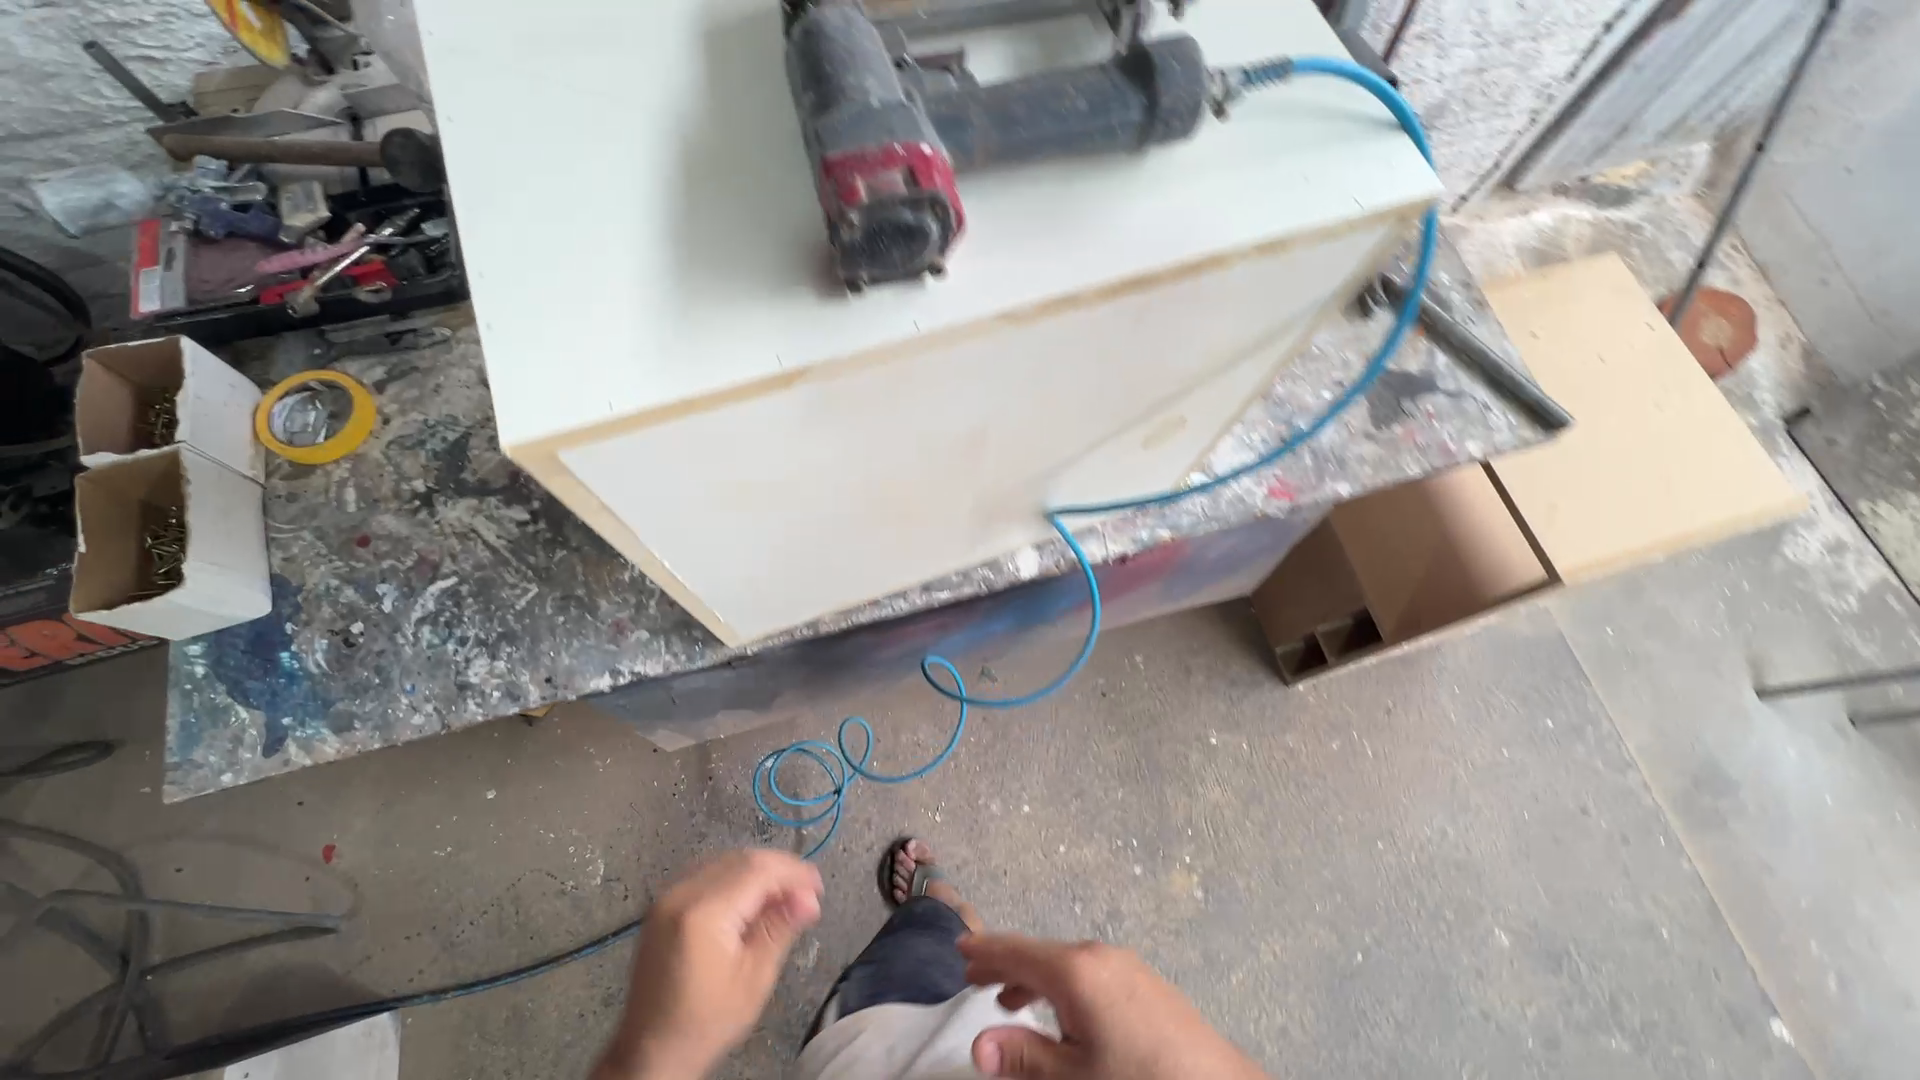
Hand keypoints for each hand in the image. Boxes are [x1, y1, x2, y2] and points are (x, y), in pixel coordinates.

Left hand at [595, 849, 823, 1079]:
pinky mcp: (662, 905)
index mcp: (703, 913)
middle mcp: (681, 893)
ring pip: (724, 862)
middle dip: (778, 869)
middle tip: (806, 891)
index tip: (818, 886)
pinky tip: (751, 899)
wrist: (649, 1053)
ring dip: (758, 870)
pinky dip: (734, 877)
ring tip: (784, 895)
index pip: (758, 870)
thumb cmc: (707, 1022)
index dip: (793, 872)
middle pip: (741, 860)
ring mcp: (667, 897)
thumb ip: (780, 928)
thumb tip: (811, 896)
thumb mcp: (754, 979)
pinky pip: (706, 874)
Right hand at [959, 934, 1268, 1079]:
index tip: (958, 947)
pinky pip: (1088, 972)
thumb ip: (1023, 1058)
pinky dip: (1061, 985)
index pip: (1017, 951)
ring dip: (1033, 978)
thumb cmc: (1136, 1079)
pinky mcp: (1144, 982)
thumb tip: (978, 1045)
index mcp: (1075, 970)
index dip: (985, 950)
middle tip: (972, 975)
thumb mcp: (1073, 1077)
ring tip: (1008, 1000)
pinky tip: (1060, 1013)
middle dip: (1005, 964)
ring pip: (1064, 964)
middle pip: (1039, 953)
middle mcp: (1098, 955)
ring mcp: (1125, 965)